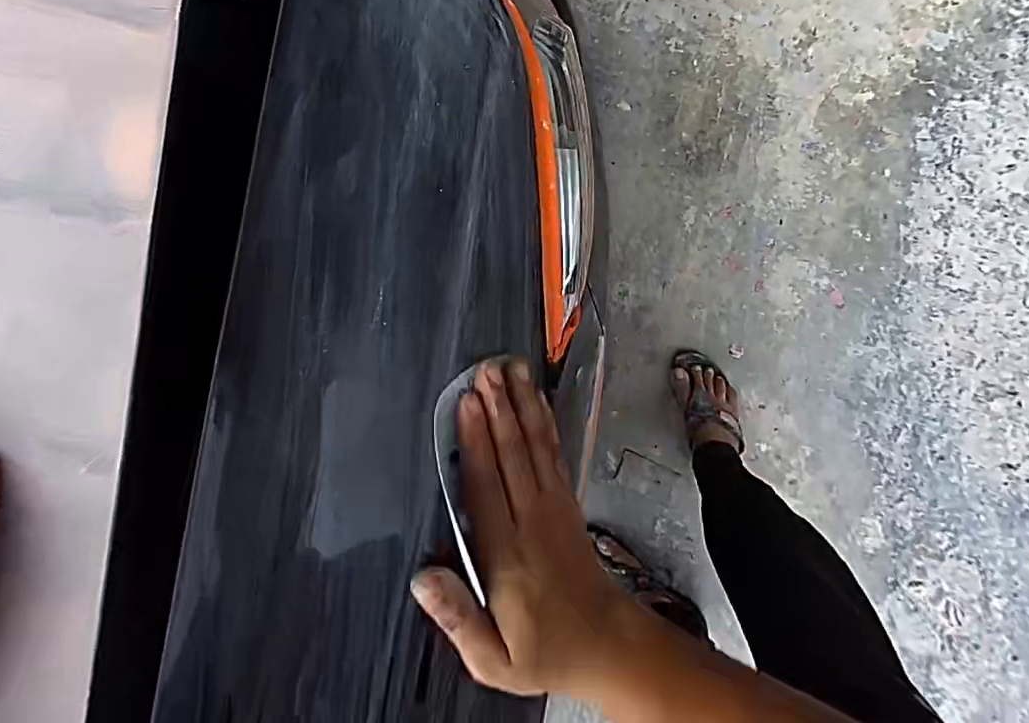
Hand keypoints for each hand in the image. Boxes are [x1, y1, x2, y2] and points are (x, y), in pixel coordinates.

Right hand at [409, 357, 636, 698]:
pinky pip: (553, 453)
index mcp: (508, 553)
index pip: (486, 486)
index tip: (467, 405)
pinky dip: (543, 423)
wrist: (606, 642)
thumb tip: (422, 577)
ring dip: (520, 405)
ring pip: (534, 446)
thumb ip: (457, 618)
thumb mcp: (493, 659)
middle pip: (512, 454)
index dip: (475, 441)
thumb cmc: (545, 649)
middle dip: (497, 408)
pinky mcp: (566, 501)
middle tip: (486, 371)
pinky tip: (535, 400)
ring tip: (510, 370)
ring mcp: (553, 505)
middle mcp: (532, 519)